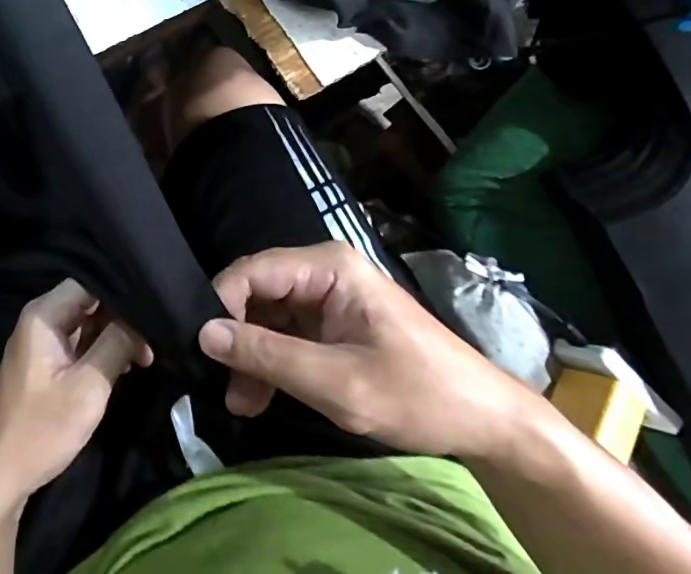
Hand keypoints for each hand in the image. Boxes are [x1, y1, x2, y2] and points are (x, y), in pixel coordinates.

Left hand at [0, 279, 153, 507]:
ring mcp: (40, 343)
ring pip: (85, 324)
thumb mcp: (88, 387)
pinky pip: (77, 345)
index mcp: (44, 314)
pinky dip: (100, 351)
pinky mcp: (44, 365)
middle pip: (88, 301)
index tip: (153, 312)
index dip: (122, 294)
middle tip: (155, 337)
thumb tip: (139, 321)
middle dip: (121, 317)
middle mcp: (40, 320)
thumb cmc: (41, 429)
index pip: (90, 283)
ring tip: (147, 353)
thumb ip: (116, 345)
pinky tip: (125, 365)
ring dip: (113, 337)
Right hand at [198, 241, 544, 461]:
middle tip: (222, 384)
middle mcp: (322, 270)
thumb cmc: (418, 395)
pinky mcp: (332, 321)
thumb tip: (203, 334)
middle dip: (236, 337)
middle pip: (256, 292)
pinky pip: (285, 332)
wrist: (488, 422)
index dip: (221, 305)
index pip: (252, 271)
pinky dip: (270, 362)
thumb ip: (268, 356)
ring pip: (266, 315)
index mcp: (327, 267)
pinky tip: (260, 395)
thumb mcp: (337, 383)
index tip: (203, 350)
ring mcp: (327, 295)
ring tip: (241, 402)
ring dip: (251, 356)